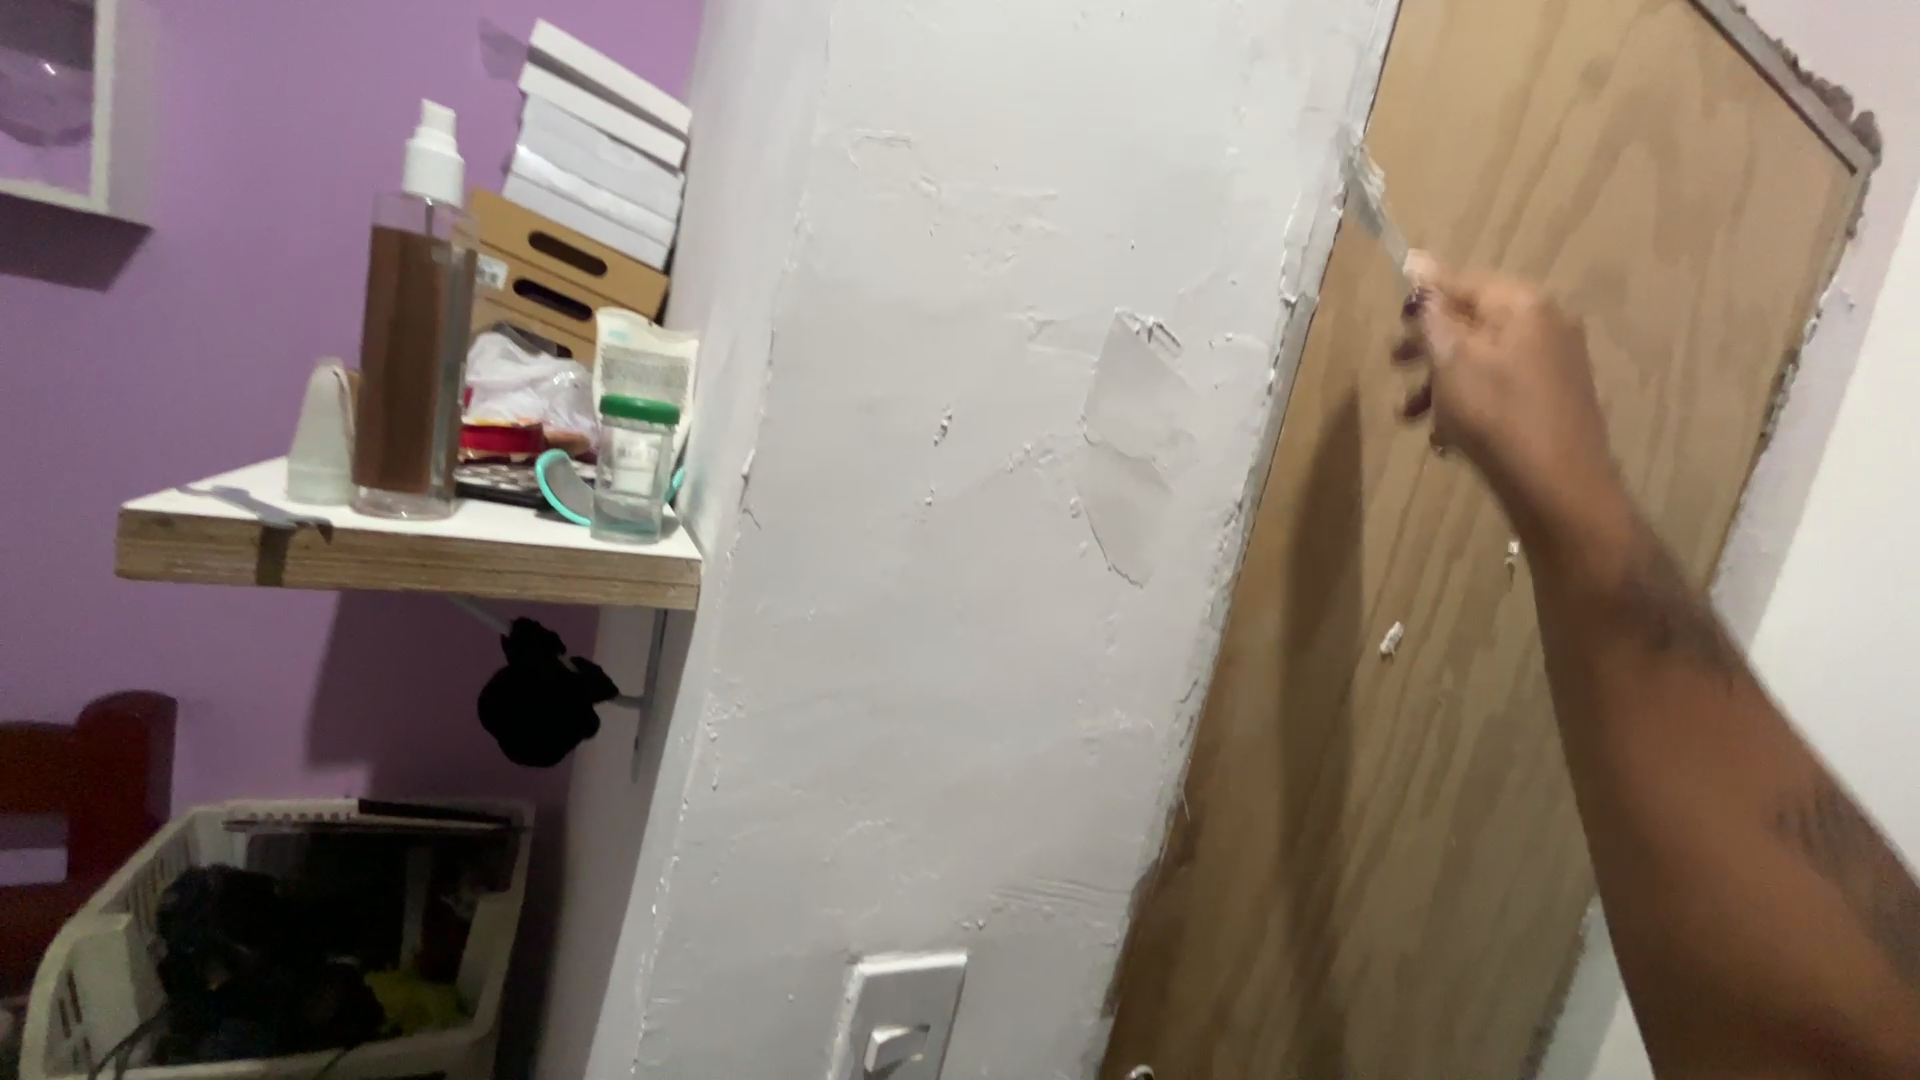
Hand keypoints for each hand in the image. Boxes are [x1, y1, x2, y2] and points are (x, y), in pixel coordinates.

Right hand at [1393, 252, 1620, 526]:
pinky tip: (1445, 433)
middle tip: (1396, 367)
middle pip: (1471, 321)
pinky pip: (1497, 383)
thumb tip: (1416, 260)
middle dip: (1428, 346)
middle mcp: (1545, 322)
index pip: (1463, 282)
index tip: (1391, 321)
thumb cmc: (1494, 412)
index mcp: (1523, 305)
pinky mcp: (1551, 394)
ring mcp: (1553, 359)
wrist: (1554, 480)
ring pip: (1479, 357)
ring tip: (1411, 414)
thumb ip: (1432, 312)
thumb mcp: (1451, 359)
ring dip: (1439, 381)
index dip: (1423, 299)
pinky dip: (1466, 400)